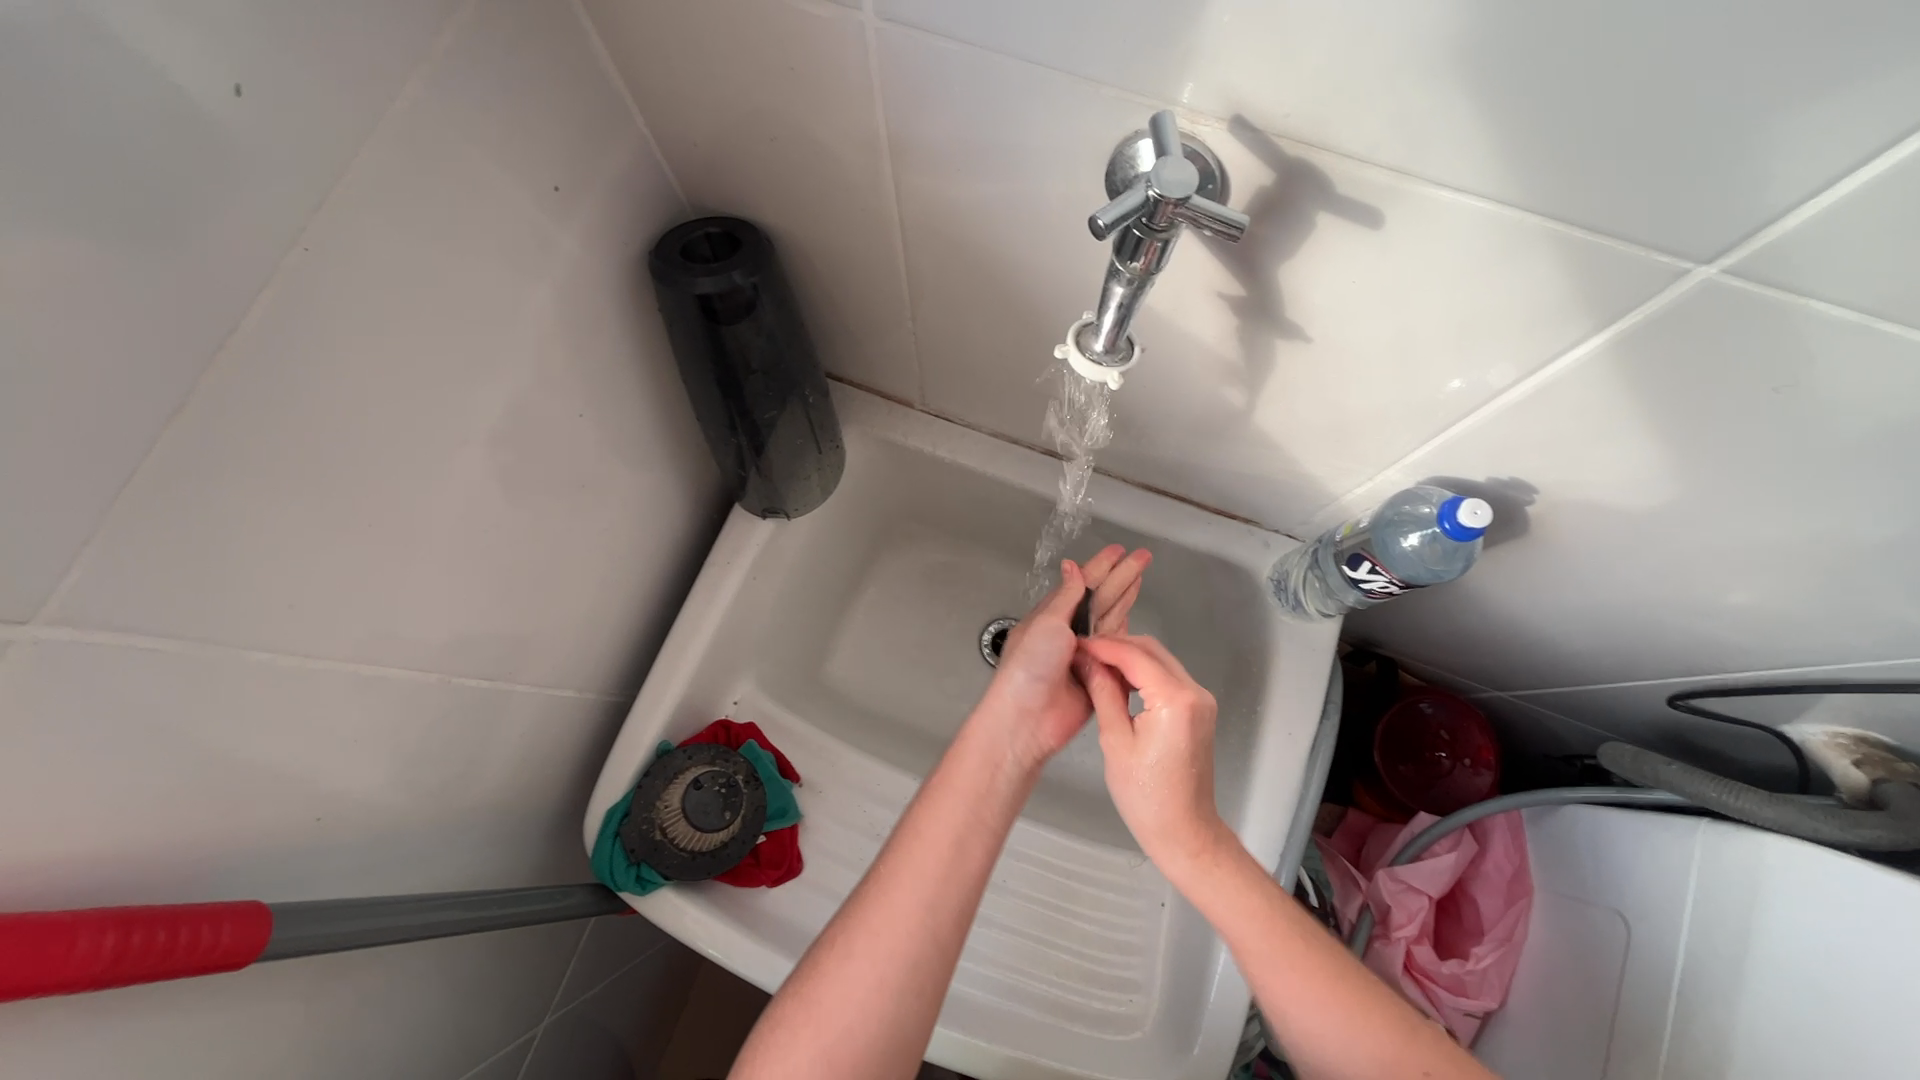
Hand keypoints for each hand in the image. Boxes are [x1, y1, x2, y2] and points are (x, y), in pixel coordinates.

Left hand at [976, 545, 1150, 768]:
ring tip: (1142, 576)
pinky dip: (1126, 629)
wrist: (1028, 719)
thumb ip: (1066, 597)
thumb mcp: (1046, 624)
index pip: (1081, 583)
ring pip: (1110, 618)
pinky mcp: (1098, 674)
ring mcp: (1084, 653)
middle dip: (1121, 576)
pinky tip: (1135, 613)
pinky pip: (1115, 648)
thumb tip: (1072, 566)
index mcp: (1051, 616)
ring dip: (1125, 597)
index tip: (1119, 550)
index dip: (1101, 565)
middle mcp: (1068, 631)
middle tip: (1144, 557)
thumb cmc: (1030, 667)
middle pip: (1101, 597)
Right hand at [1079, 634, 1228, 872]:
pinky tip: (1118, 682)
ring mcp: (1201, 700)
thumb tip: (1086, 661)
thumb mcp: (1115, 740)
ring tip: (1095, 667)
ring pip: (1161, 660)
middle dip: (1116, 647)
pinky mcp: (1198, 710)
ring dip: (1129, 658)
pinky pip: (1168, 678)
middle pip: (1152, 650)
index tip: (1075, 645)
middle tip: (1083, 654)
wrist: (1183, 831)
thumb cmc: (1146, 796)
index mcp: (1176, 700)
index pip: (1135, 656)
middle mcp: (1195, 692)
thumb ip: (1103, 692)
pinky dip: (1143, 673)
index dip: (1103, 646)